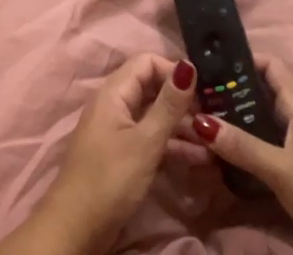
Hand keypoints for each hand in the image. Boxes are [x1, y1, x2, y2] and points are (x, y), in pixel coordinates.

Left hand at [0, 54, 197, 254]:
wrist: (76, 229)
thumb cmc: (110, 178)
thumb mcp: (145, 140)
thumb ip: (169, 104)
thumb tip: (189, 64)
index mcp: (114, 93)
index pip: (147, 62)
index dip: (174, 70)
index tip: (203, 88)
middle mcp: (115, 106)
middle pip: (153, 89)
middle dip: (183, 99)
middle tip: (216, 113)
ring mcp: (118, 132)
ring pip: (155, 117)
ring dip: (183, 126)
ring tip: (214, 139)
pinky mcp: (124, 156)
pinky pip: (152, 140)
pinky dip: (173, 146)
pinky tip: (201, 158)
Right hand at [190, 57, 292, 254]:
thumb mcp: (281, 170)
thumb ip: (242, 146)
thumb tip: (199, 120)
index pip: (271, 65)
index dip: (242, 59)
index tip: (210, 66)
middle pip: (262, 89)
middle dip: (231, 90)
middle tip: (197, 96)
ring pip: (262, 116)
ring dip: (235, 116)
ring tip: (202, 119)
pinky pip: (266, 137)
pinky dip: (245, 137)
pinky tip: (225, 148)